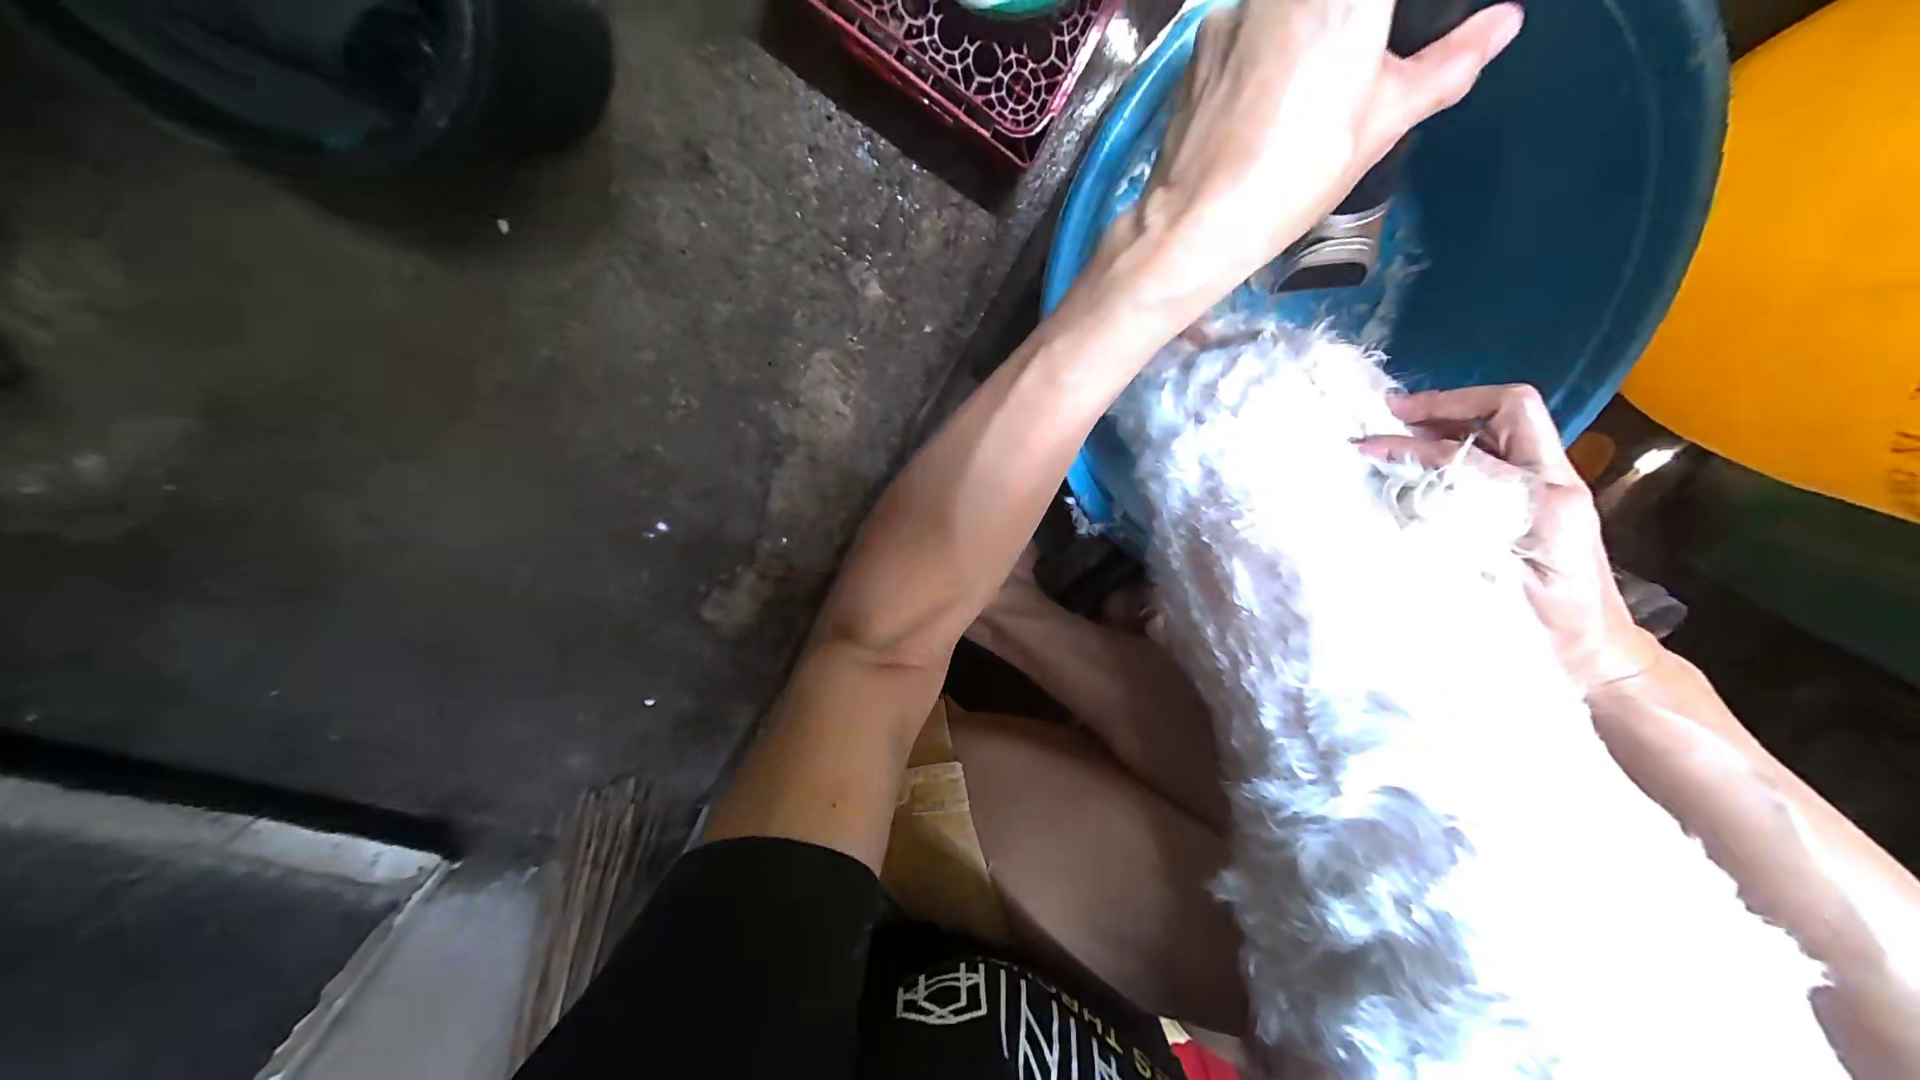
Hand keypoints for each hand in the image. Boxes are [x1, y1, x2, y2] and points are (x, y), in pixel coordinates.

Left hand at [1101, 0, 1523, 315]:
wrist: (1198, 222)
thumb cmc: (1298, 173)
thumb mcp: (1383, 120)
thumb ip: (1447, 64)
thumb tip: (1503, 24)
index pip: (1371, 1)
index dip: (1381, 21)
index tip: (1382, 42)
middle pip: (1330, 2)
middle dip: (1347, 22)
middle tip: (1352, 64)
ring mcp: (1233, 11)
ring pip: (1282, 7)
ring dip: (1302, 30)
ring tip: (1301, 90)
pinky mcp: (1196, 48)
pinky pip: (1242, 30)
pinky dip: (1258, 50)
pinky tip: (1257, 103)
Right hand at [1356, 384, 1660, 691]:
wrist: (1597, 652)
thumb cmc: (1545, 629)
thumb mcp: (1493, 587)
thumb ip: (1452, 537)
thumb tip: (1396, 496)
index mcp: (1547, 502)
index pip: (1468, 454)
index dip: (1412, 446)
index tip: (1367, 446)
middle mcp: (1558, 479)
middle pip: (1511, 407)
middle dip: (1447, 402)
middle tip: (1391, 412)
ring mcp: (1555, 483)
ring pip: (1508, 420)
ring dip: (1452, 415)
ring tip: (1400, 425)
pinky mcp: (1543, 493)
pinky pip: (1502, 447)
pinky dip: (1460, 439)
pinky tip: (1425, 456)